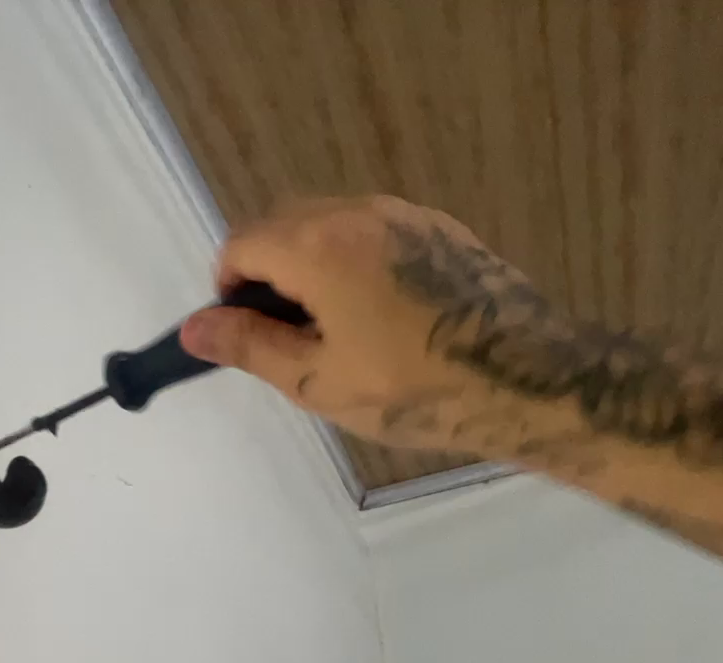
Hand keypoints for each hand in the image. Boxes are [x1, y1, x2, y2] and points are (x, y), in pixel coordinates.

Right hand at [180, 196, 571, 450]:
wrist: (529, 380)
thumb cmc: (413, 389)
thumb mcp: (318, 380)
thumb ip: (249, 346)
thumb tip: (193, 327)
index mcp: (319, 246)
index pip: (241, 243)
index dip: (227, 289)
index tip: (244, 334)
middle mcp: (359, 212)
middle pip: (281, 225)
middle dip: (265, 275)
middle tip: (286, 339)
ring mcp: (405, 214)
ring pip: (326, 223)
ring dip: (306, 267)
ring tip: (332, 331)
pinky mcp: (440, 228)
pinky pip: (370, 231)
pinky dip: (348, 261)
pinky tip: (376, 315)